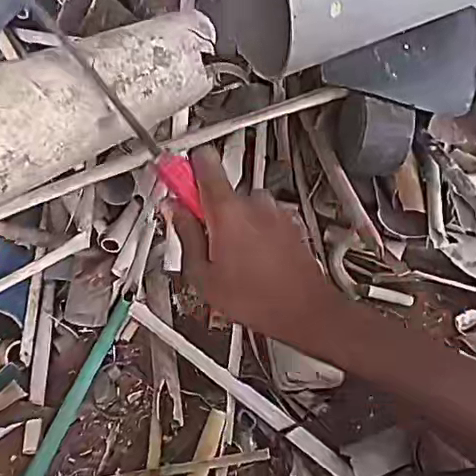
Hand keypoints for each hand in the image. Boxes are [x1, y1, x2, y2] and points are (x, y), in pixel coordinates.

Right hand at [168, 147, 352, 353]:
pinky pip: (261, 219)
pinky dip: (252, 232)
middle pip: (220, 191)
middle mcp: (254, 203)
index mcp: (227, 210)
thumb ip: (185, 234)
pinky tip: (250, 262)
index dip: (182, 168)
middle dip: (207, 211)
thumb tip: (174, 212)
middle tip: (200, 240)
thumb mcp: (203, 274)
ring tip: (228, 259)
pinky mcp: (289, 223)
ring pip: (241, 207)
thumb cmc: (257, 299)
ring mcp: (275, 211)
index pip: (203, 165)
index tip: (171, 174)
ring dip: (231, 224)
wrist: (303, 311)